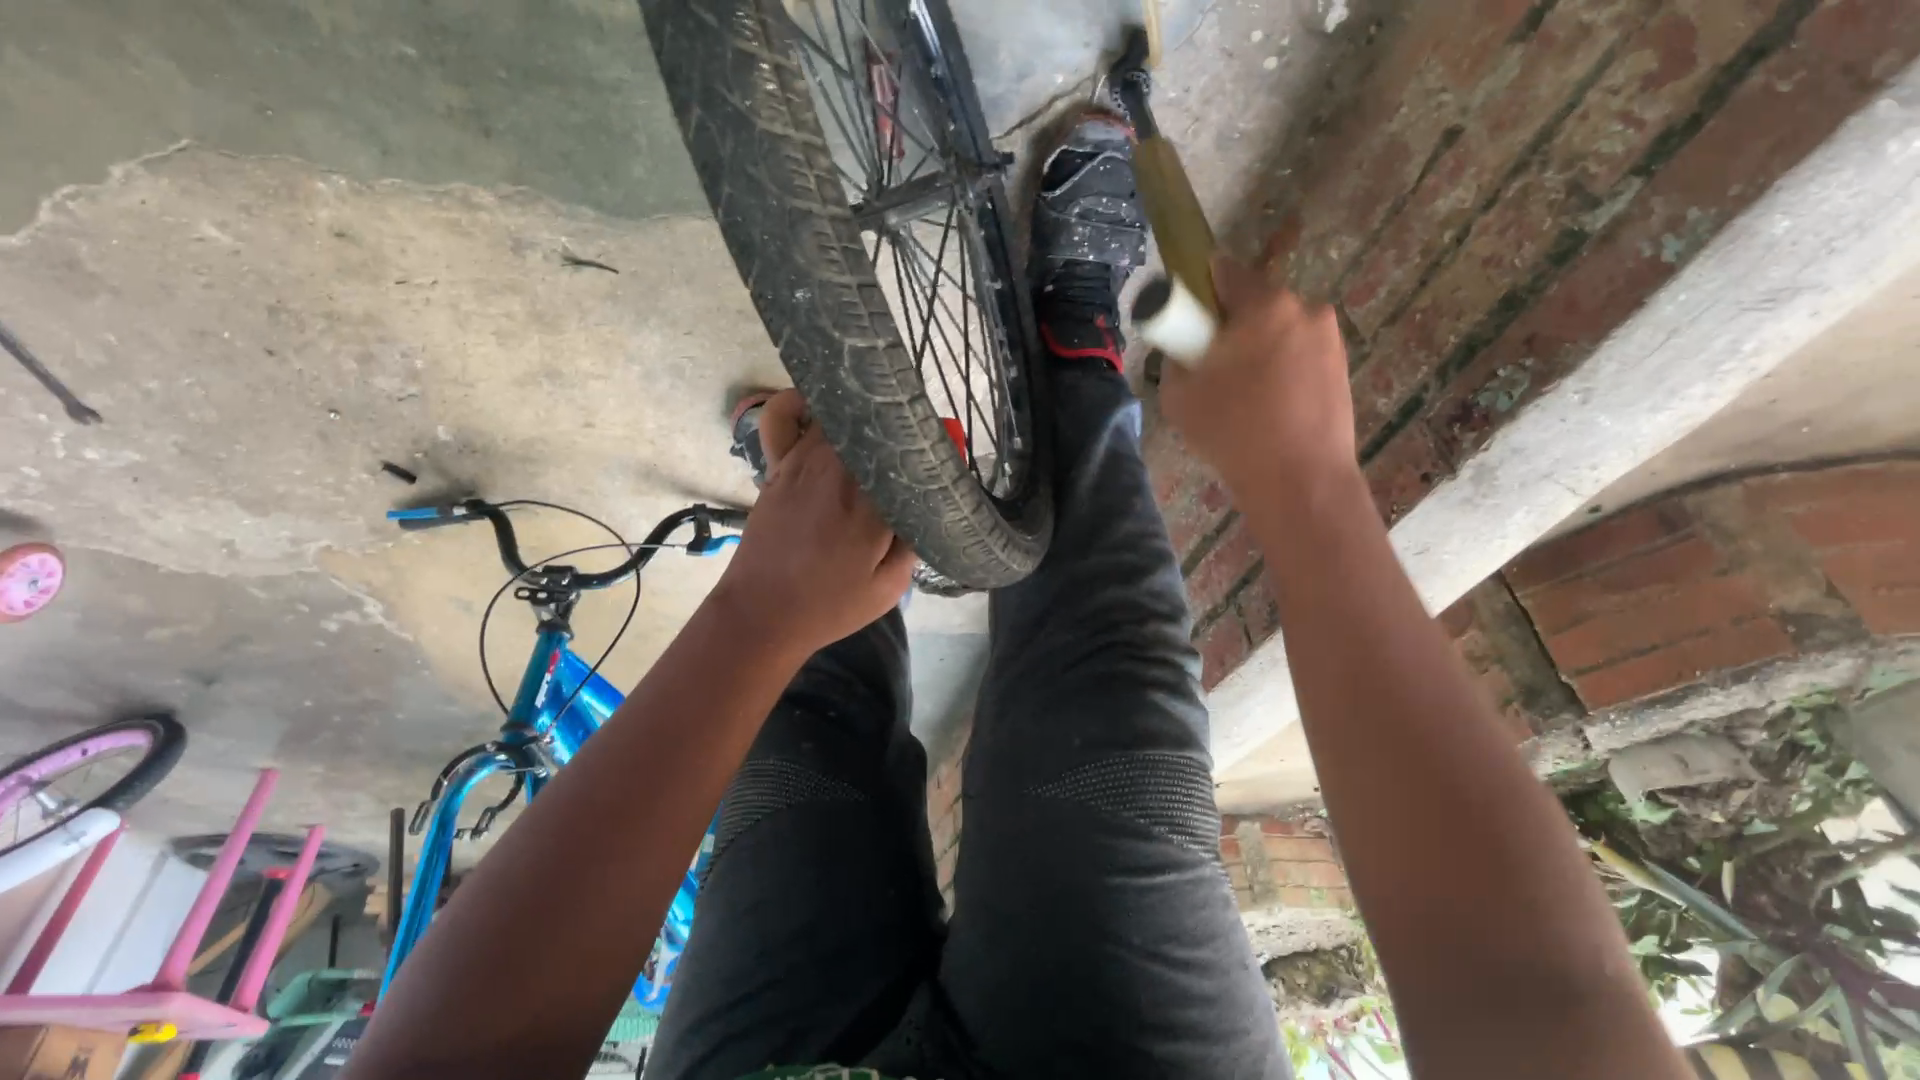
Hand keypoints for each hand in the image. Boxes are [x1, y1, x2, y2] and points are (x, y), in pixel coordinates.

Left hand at [713, 390, 914, 655]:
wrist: (761, 614)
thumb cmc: (829, 606)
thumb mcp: (889, 587)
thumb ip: (912, 541)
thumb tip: (924, 504)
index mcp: (872, 504)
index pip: (911, 456)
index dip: (934, 449)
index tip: (947, 452)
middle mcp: (838, 472)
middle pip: (877, 427)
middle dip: (900, 429)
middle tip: (915, 443)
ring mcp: (803, 462)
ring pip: (839, 415)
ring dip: (861, 415)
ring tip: (879, 422)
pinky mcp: (777, 465)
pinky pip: (781, 418)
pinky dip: (797, 403)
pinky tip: (817, 406)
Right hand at [1159, 244, 1358, 499]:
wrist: (1300, 481)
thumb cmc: (1233, 433)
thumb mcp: (1179, 395)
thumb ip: (1176, 359)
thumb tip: (1186, 350)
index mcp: (1263, 305)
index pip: (1224, 270)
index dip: (1200, 290)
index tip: (1188, 320)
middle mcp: (1304, 309)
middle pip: (1255, 302)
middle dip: (1232, 325)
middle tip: (1212, 366)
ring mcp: (1329, 338)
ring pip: (1279, 330)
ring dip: (1259, 348)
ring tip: (1242, 394)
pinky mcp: (1342, 367)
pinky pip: (1299, 354)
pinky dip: (1281, 369)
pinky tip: (1269, 407)